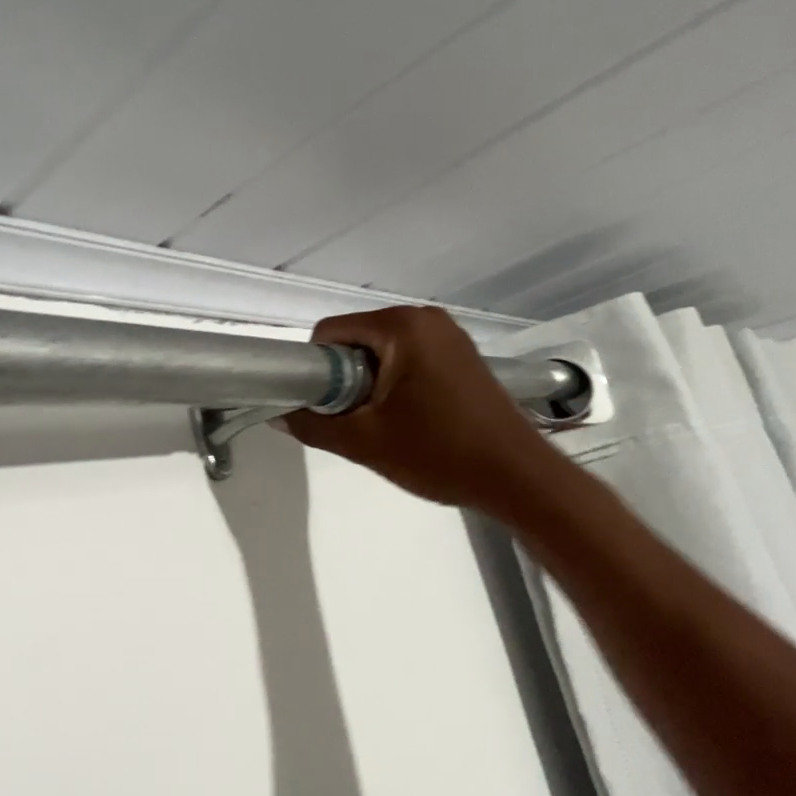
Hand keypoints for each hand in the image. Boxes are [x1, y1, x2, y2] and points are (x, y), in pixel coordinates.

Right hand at [282, 306, 579, 515]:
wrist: (518, 477)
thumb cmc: (439, 453)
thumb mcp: (364, 442)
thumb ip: (314, 425)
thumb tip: (278, 415)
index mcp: (401, 326)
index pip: (330, 332)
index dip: (314, 368)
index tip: (319, 404)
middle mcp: (426, 318)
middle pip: (356, 339)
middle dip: (344, 377)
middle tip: (353, 420)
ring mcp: (449, 335)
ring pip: (382, 351)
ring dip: (369, 383)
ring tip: (381, 424)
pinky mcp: (462, 355)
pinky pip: (409, 358)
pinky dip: (395, 383)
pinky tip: (407, 419)